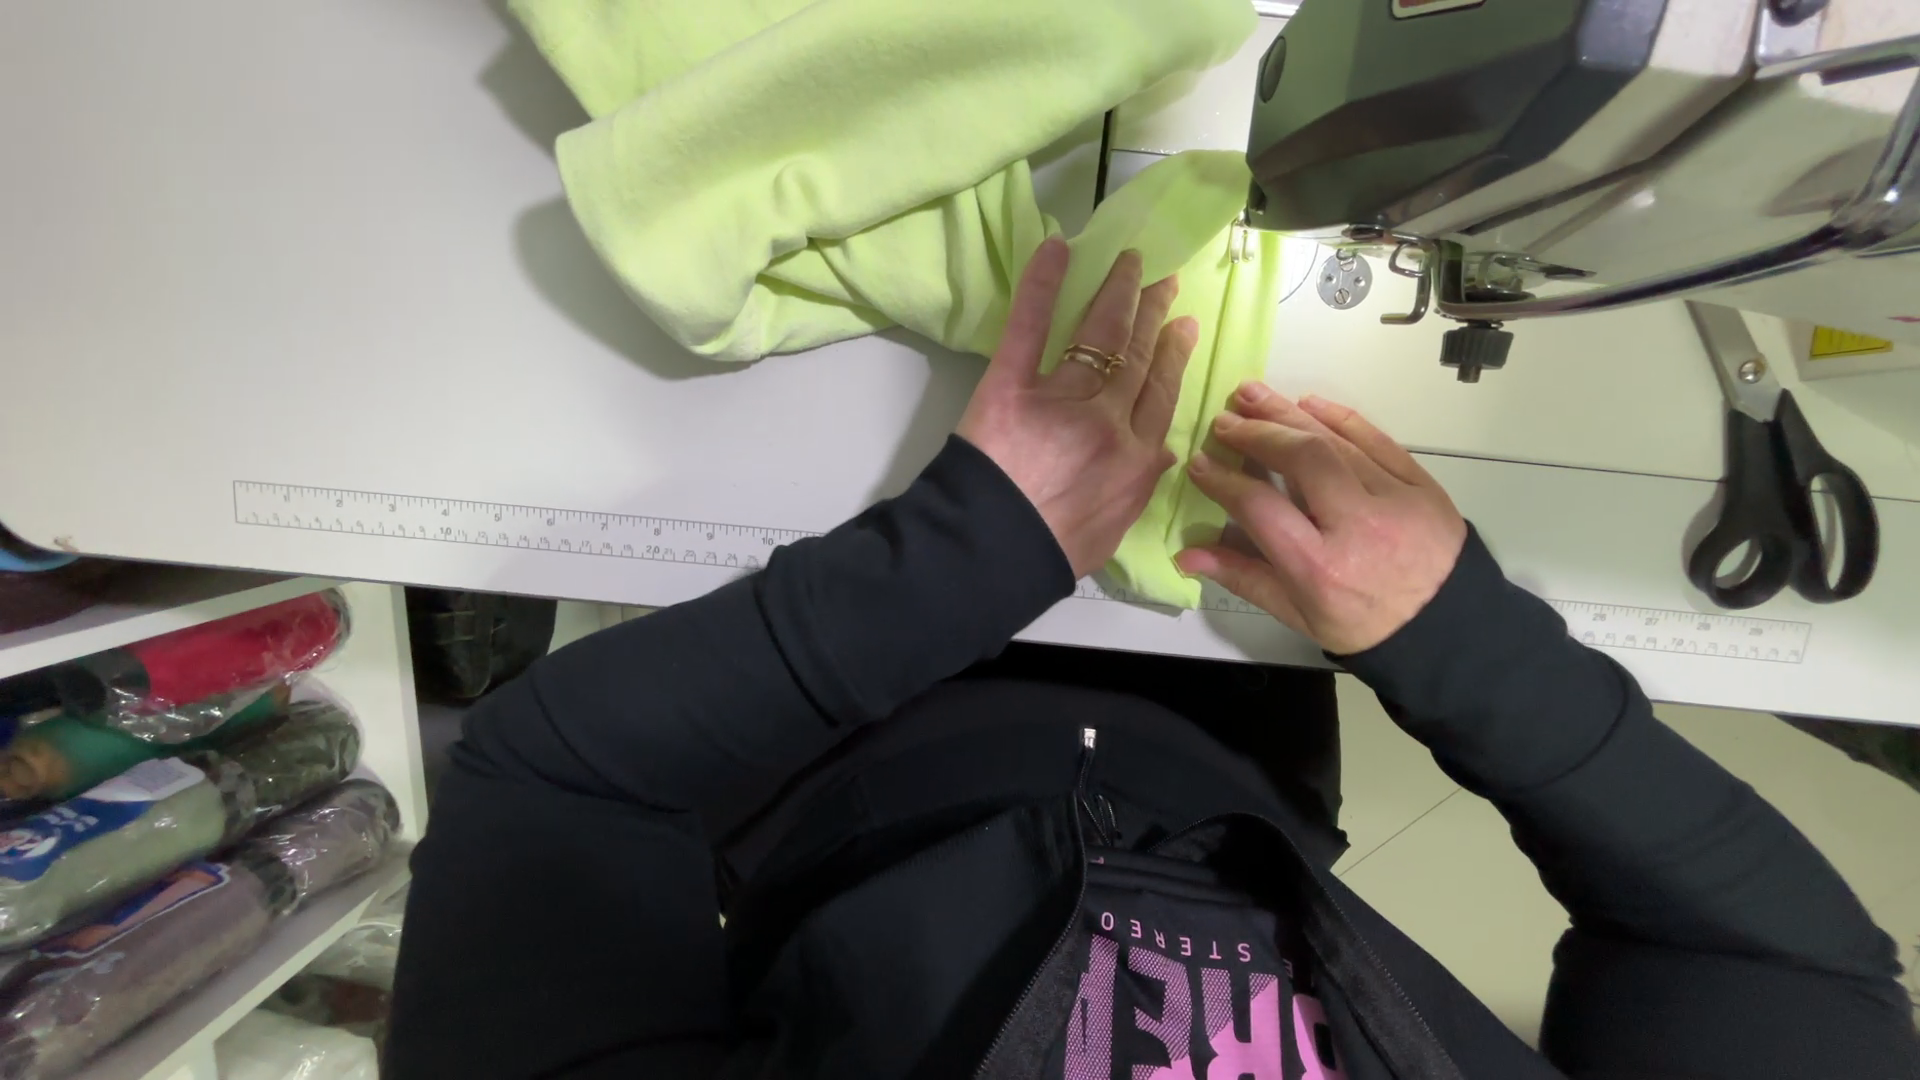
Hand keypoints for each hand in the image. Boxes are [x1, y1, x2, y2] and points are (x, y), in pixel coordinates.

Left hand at [958, 238, 1198, 578]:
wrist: (992, 555)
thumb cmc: (1050, 552)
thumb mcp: (1112, 531)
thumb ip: (1139, 489)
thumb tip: (1162, 456)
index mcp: (1135, 458)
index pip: (1160, 395)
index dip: (1172, 357)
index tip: (1182, 327)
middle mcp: (1108, 420)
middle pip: (1136, 356)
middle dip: (1151, 314)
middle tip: (1163, 280)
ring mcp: (1060, 399)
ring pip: (1098, 335)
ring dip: (1116, 293)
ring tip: (1128, 263)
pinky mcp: (1010, 387)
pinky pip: (1029, 329)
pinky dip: (1041, 286)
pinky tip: (1055, 249)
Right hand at [1175, 384, 1466, 653]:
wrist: (1445, 626)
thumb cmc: (1359, 622)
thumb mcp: (1295, 613)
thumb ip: (1241, 576)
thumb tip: (1185, 554)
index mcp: (1318, 566)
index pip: (1261, 507)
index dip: (1224, 481)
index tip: (1200, 463)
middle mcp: (1357, 525)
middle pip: (1304, 459)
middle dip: (1258, 432)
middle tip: (1224, 420)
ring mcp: (1395, 499)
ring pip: (1336, 442)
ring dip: (1289, 413)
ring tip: (1252, 394)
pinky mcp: (1421, 483)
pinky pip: (1377, 439)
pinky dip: (1340, 417)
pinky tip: (1307, 403)